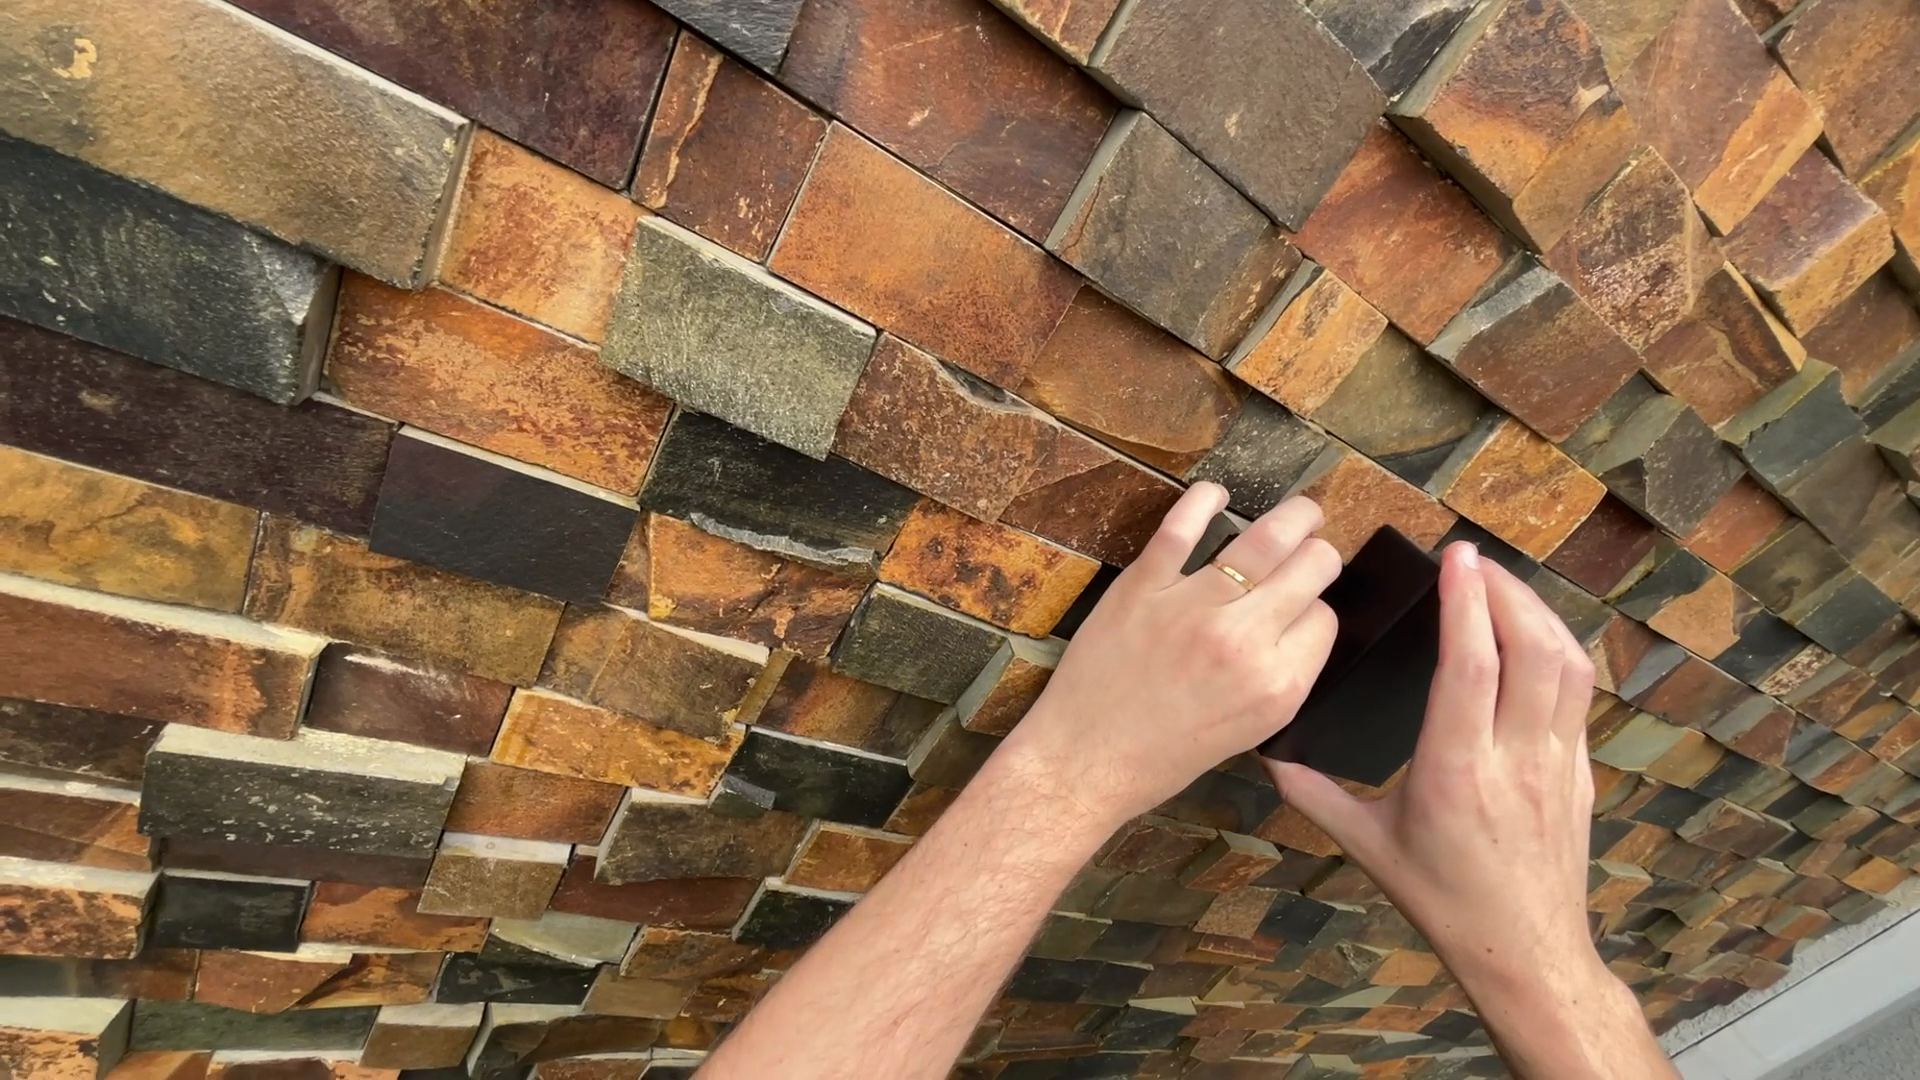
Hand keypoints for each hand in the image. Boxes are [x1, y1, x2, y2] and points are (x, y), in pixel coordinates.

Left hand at [1000, 484, 1342, 828]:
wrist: (1085, 756)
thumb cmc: (1162, 755)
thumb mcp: (1245, 730)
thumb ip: (1278, 676)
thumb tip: (1296, 623)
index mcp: (1278, 684)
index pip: (1325, 617)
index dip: (1316, 605)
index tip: (1302, 600)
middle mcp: (1243, 641)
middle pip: (1310, 569)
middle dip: (1319, 553)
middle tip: (1313, 545)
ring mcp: (1191, 607)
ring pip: (1262, 540)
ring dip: (1292, 516)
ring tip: (1301, 509)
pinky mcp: (1142, 585)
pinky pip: (1181, 527)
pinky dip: (1202, 500)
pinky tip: (1215, 492)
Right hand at [1263, 543, 1602, 996]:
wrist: (1525, 952)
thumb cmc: (1439, 896)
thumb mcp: (1364, 844)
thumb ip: (1311, 792)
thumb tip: (1264, 754)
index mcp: (1454, 768)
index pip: (1470, 667)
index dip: (1466, 604)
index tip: (1456, 557)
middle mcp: (1515, 757)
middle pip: (1532, 651)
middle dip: (1507, 591)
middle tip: (1474, 557)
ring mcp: (1558, 763)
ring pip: (1568, 667)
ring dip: (1539, 613)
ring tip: (1503, 582)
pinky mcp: (1579, 772)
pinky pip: (1578, 694)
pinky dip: (1557, 648)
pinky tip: (1532, 634)